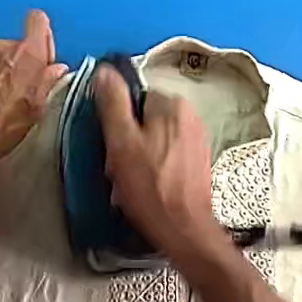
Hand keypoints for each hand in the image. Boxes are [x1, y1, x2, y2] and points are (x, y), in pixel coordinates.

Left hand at [0, 9, 69, 172]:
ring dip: (2, 70)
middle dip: (23, 62)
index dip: (42, 34)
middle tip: (23, 90)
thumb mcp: (37, 108)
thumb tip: (57, 69)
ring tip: (0, 98)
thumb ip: (49, 81)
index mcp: (28, 53)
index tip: (43, 54)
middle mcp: (3, 46)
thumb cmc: (3, 125)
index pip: (38, 20)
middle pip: (19, 44)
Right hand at [93, 64, 225, 260]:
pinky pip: (165, 155)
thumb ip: (112, 103)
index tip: (114, 146)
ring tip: (131, 182)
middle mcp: (190, 116)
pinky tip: (146, 188)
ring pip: (153, 138)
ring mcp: (196, 140)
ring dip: (137, 157)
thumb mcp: (121, 142)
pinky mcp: (197, 161)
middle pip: (143, 119)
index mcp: (173, 105)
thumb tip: (104, 71)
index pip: (133, 98)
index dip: (117, 123)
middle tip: (120, 167)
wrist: (183, 230)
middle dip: (128, 141)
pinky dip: (153, 168)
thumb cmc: (151, 189)